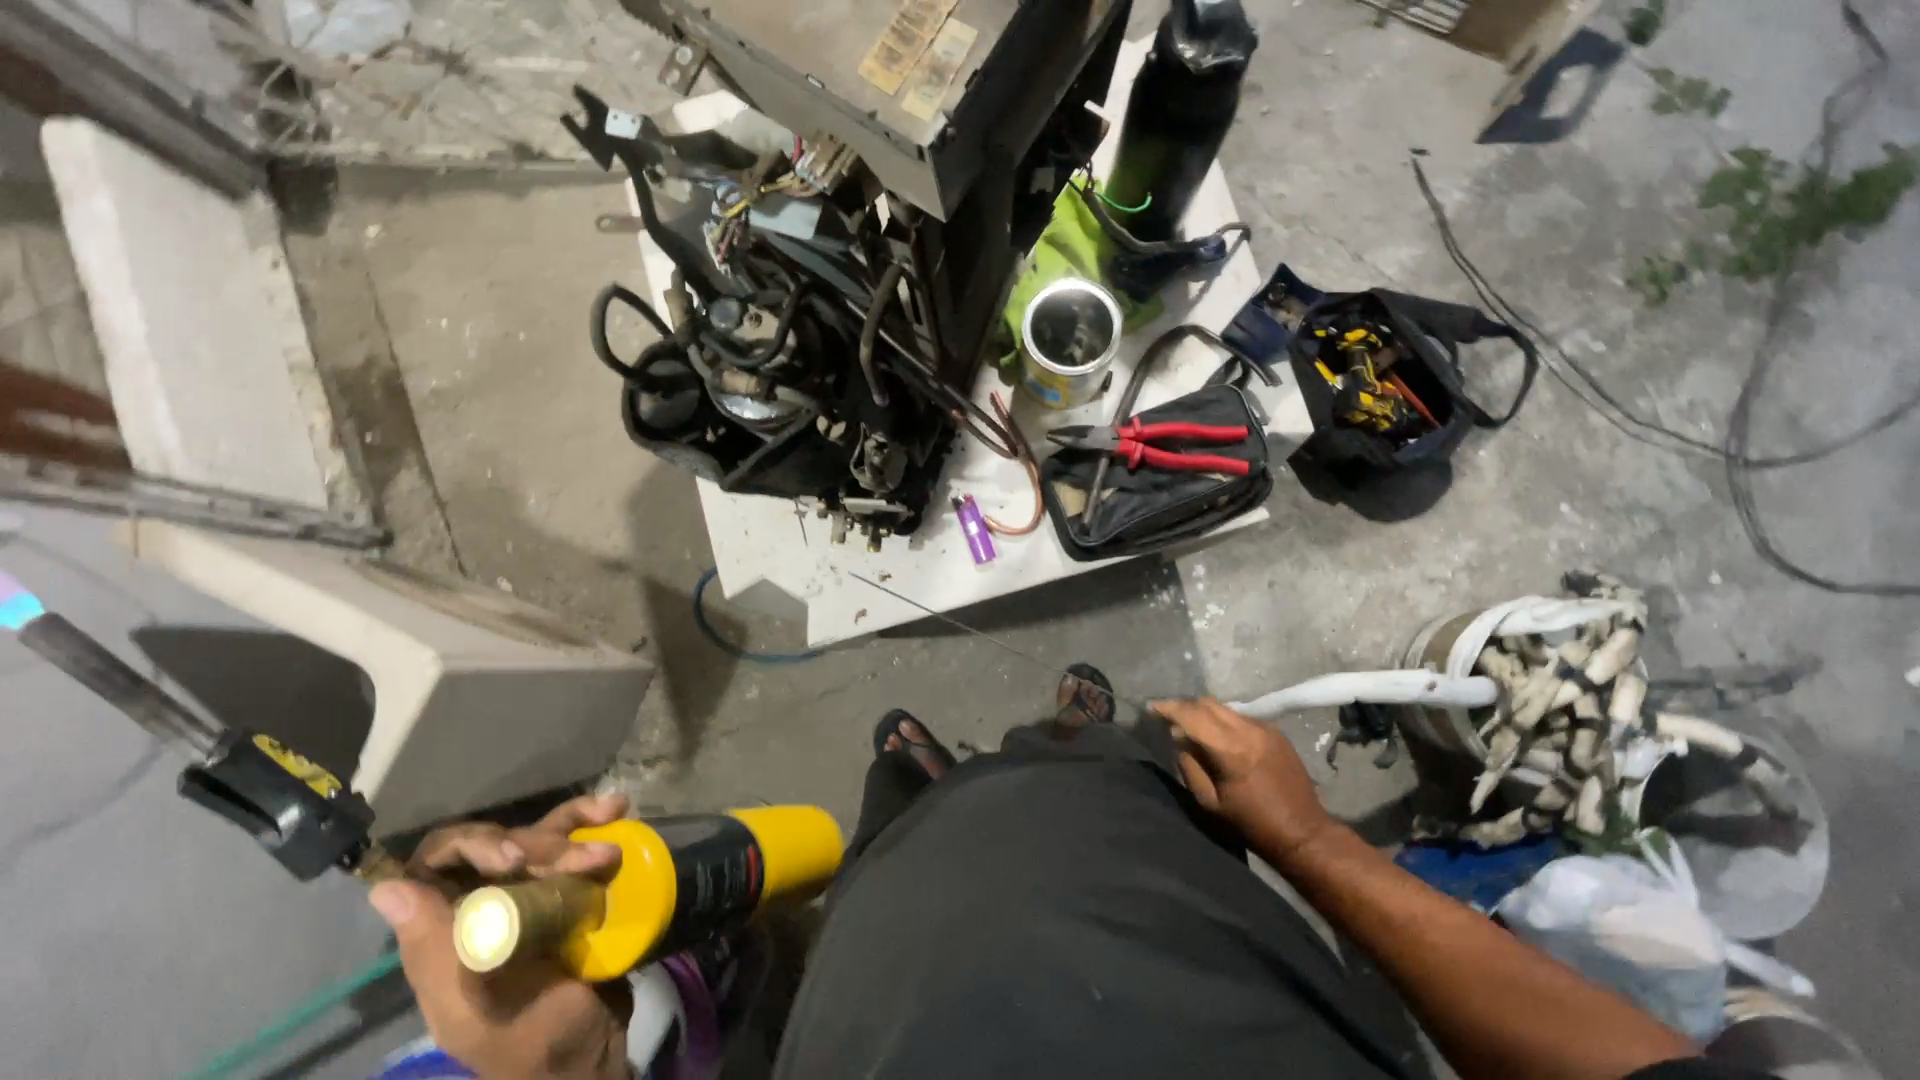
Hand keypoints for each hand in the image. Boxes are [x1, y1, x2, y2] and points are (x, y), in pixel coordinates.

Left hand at [369, 793, 635, 1079]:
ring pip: (540, 836)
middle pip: (499, 842)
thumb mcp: (477, 1009)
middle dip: (542, 846)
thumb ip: (438, 953)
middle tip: (583, 862)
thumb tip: (386, 889)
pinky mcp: (573, 889)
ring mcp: (530, 893)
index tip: (513, 859)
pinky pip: (577, 842)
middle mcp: (480, 903)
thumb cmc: (529, 1043)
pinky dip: (593, 822)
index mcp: (443, 931)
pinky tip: (615, 809)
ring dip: (574, 831)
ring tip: (609, 850)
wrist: (593, 1057)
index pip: (438, 862)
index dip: (472, 844)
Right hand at [1155, 698, 1337, 863]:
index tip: (1152, 707)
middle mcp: (1248, 730)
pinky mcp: (1277, 733)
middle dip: (1185, 707)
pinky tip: (1221, 739)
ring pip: (1225, 709)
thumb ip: (1189, 765)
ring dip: (1205, 713)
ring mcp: (1265, 729)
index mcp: (1230, 749)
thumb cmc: (1251, 824)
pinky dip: (1224, 722)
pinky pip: (1242, 718)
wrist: (1303, 832)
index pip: (1192, 715)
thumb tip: (1179, 737)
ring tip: (1193, 728)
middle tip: (1169, 718)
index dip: (1169, 708)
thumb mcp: (1209, 802)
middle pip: (1208, 704)